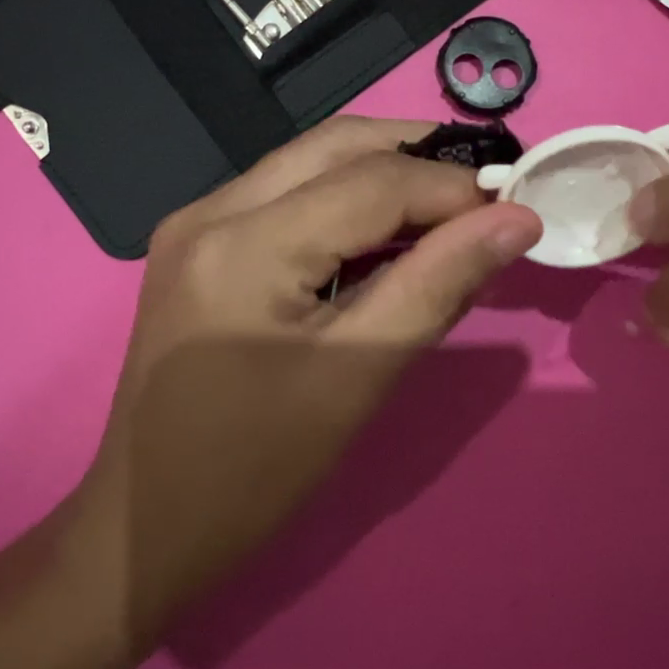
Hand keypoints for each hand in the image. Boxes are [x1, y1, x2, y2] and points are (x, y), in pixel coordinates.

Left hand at [65, 117, 542, 655]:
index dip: (453, 188)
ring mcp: (194, 225)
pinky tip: (383, 232)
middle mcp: (211, 211)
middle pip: (335, 145)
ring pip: (307, 162)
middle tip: (486, 191)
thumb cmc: (257, 468)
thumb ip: (438, 285)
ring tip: (448, 208)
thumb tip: (516, 219)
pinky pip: (282, 196)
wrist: (150, 523)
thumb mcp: (359, 375)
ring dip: (381, 173)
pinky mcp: (195, 248)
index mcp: (245, 244)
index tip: (517, 208)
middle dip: (418, 157)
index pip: (373, 182)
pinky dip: (340, 201)